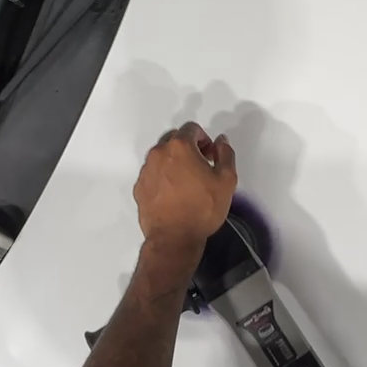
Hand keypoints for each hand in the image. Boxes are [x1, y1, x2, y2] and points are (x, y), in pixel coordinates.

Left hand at [134, 122, 236, 256]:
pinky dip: (162, 177)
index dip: (204, 139)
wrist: (174, 238)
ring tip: (187, 181)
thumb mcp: (226, 180)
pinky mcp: (139, 187)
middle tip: (200, 165)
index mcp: (180, 147)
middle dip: (188, 147)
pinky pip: (152, 174)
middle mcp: (158, 154)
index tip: (210, 154)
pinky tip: (174, 193)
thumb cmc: (201, 210)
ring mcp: (146, 171)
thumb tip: (221, 142)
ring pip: (161, 156)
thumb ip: (226, 154)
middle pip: (173, 139)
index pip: (191, 128)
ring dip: (174, 161)